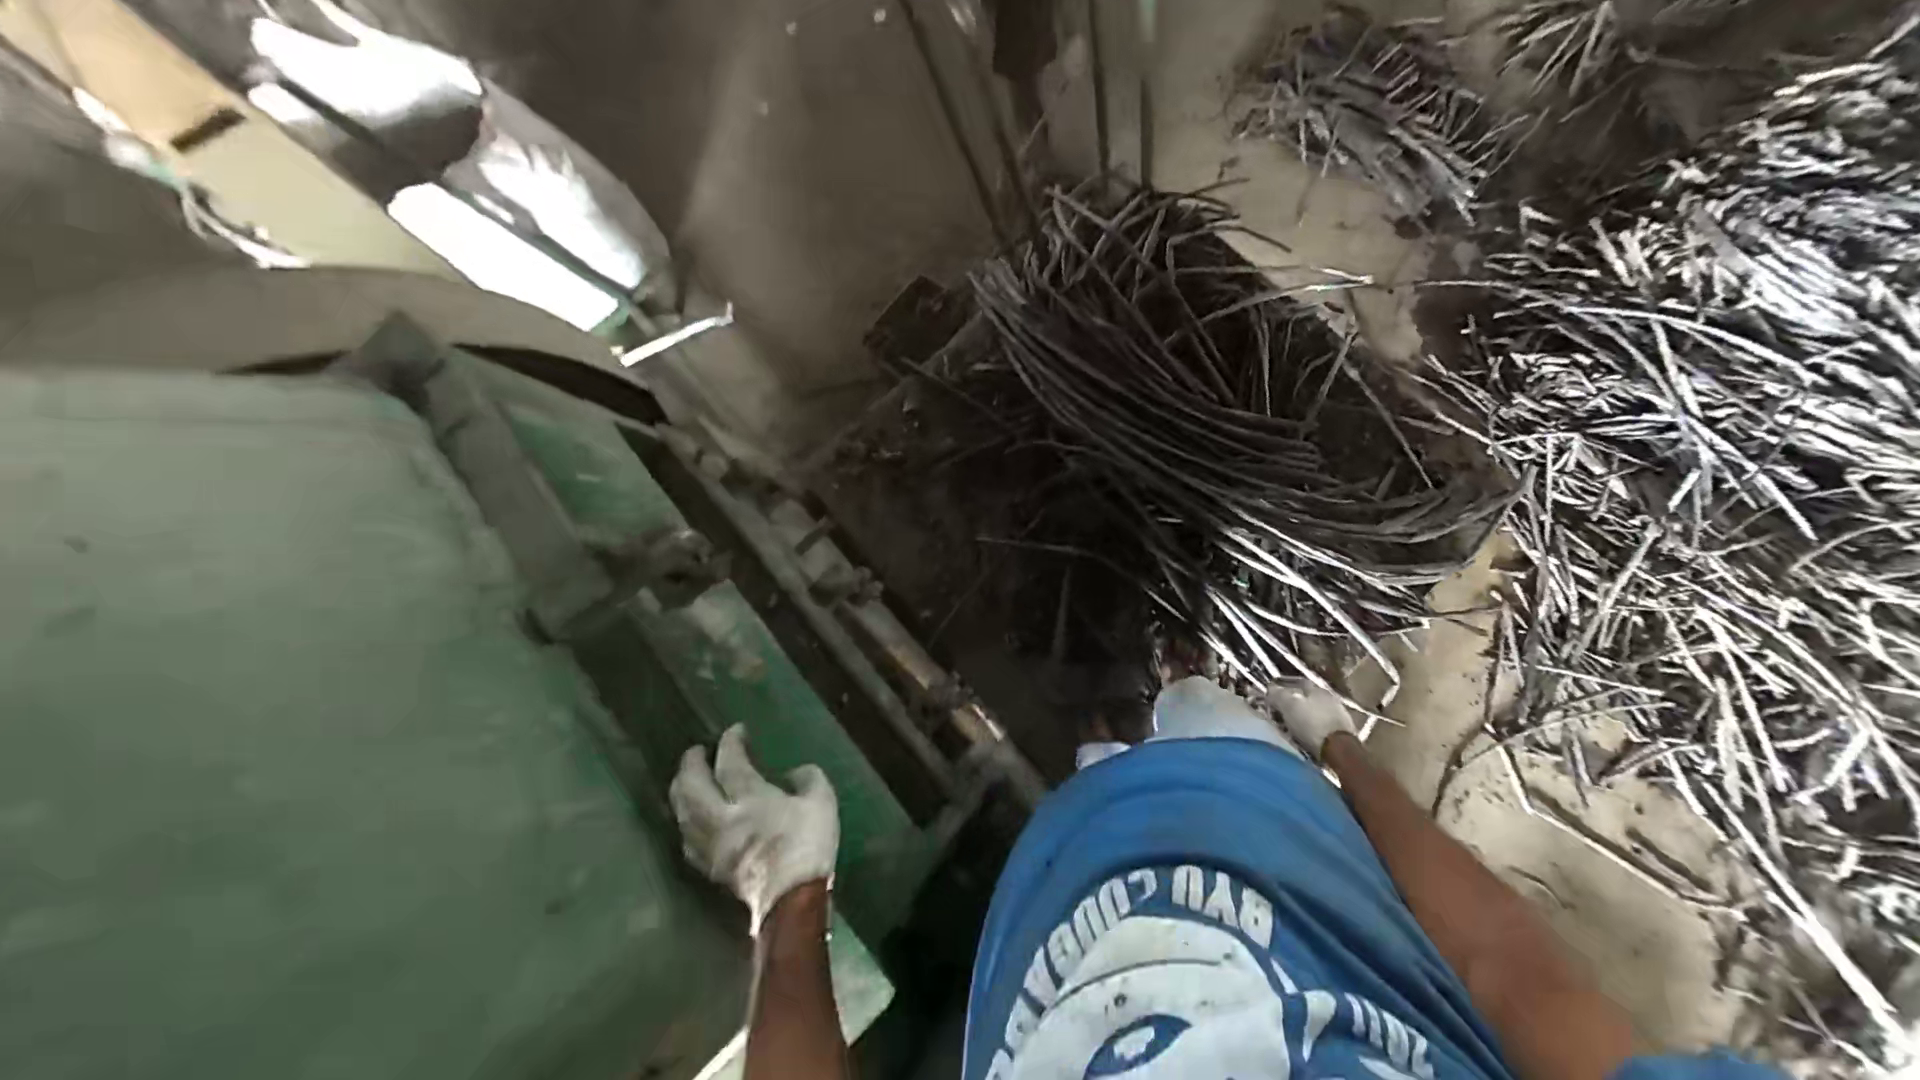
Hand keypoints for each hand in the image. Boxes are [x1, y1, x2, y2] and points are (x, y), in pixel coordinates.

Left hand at [670, 724, 838, 932]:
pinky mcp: (711, 868)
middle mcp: (722, 817)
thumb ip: (808, 779)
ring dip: (681, 792)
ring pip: (683, 814)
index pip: (731, 762)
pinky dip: (686, 823)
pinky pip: (689, 840)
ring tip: (686, 780)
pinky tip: (690, 821)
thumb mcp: (822, 801)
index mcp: (750, 797)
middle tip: (696, 750)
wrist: (792, 900)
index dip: (730, 742)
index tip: (735, 730)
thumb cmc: (808, 844)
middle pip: (692, 786)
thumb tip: (794, 772)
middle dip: (690, 763)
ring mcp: (712, 845)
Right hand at [1265, 680, 1356, 758]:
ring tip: (1292, 727)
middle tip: (1280, 713)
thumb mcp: (1288, 706)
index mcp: (1316, 688)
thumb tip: (1271, 688)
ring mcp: (1339, 715)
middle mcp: (1329, 698)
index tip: (1271, 698)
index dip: (1282, 689)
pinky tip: (1306, 735)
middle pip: (1306, 698)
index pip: (1296, 683)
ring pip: (1315, 711)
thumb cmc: (1311, 724)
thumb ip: (1277, 694)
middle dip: (1293, 703)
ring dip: (1304, 717)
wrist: (1339, 750)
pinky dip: (1313, 728)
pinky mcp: (1343, 732)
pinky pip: (1322, 725)